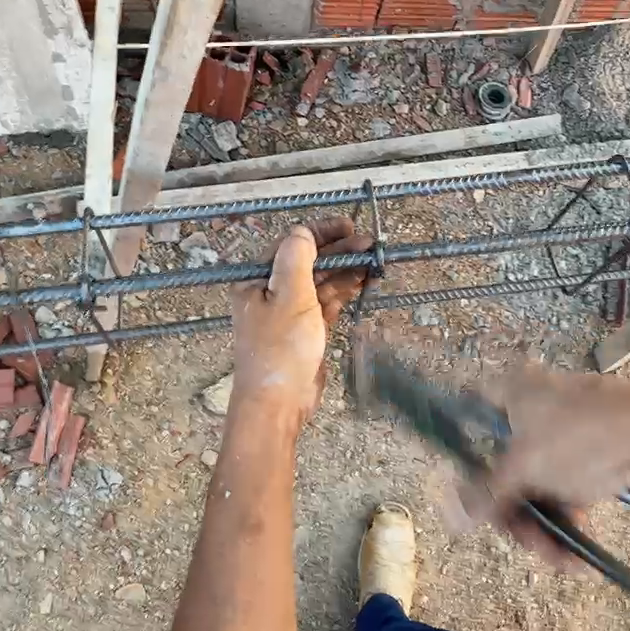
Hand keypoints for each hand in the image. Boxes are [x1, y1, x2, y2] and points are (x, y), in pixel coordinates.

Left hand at [227, 218, 371, 423]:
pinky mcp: (306, 328)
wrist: (278, 403)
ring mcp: (289, 310)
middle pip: (309, 261)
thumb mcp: (288, 296)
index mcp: (256, 279)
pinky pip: (326, 301)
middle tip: (370, 244)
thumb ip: (296, 259)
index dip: (321, 232)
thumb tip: (303, 231)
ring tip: (373, 261)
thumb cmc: (279, 349)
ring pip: (320, 280)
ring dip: (345, 269)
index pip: (291, 244)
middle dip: (339, 251)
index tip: (349, 227)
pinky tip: (363, 281)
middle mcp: (270, 290)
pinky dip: (343, 290)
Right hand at [456, 365, 629, 561]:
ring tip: (561, 560)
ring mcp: (566, 430)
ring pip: (536, 481)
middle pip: (503, 461)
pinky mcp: (593, 453)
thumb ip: (486, 492)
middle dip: (514, 511)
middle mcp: (534, 405)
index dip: (460, 447)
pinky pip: (565, 486)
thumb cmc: (584, 439)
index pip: (468, 408)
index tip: (466, 488)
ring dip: (543, 525)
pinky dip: (568, 517)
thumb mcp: (526, 467)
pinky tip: (578, 553)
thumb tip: (449, 514)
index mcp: (512, 390)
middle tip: (527, 544)